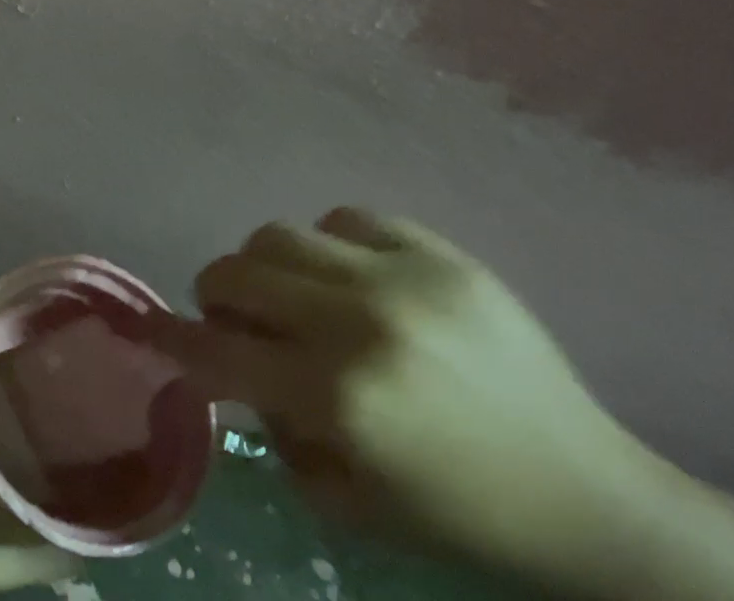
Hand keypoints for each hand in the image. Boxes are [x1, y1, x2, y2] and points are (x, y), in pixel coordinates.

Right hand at [183, 208, 654, 582]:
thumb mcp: (336, 498)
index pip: (212, 348)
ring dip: (266, 270)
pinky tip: (352, 282)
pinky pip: (348, 219)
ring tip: (294, 300)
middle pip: (233, 272)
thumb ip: (269, 422)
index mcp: (333, 394)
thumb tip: (234, 365)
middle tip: (234, 326)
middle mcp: (358, 322)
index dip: (169, 338)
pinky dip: (330, 248)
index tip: (148, 331)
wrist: (585, 498)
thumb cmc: (451, 515)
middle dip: (213, 300)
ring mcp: (405, 278)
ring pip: (279, 235)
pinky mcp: (445, 256)